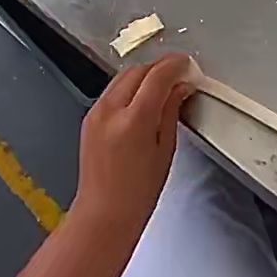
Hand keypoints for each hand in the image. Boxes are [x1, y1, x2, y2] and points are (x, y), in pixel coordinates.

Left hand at [71, 54, 193, 243]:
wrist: (103, 213)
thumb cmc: (138, 192)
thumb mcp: (165, 149)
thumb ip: (171, 111)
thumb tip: (181, 87)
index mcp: (134, 120)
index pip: (157, 76)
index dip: (175, 65)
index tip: (187, 64)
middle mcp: (111, 110)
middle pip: (138, 70)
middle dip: (159, 67)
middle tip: (179, 73)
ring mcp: (96, 112)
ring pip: (123, 76)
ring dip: (144, 74)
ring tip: (163, 85)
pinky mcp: (89, 117)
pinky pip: (112, 90)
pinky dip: (129, 87)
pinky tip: (142, 98)